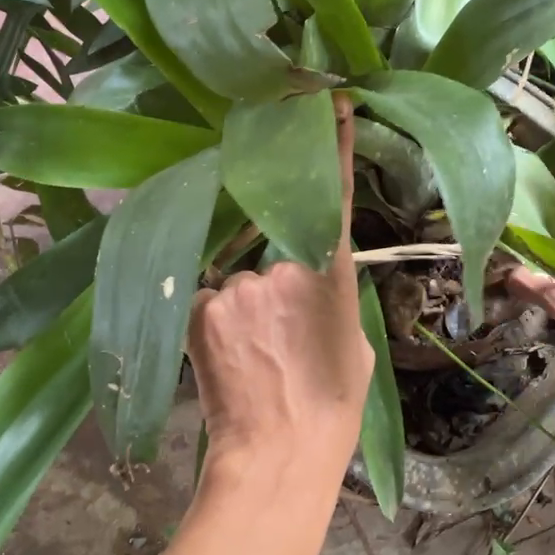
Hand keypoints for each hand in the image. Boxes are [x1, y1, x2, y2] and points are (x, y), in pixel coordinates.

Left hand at [185, 94, 370, 471]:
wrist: (279, 454)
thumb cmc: (332, 405)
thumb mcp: (354, 343)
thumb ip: (334, 296)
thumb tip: (315, 280)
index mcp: (330, 272)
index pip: (333, 194)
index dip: (332, 146)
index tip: (330, 101)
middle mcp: (281, 265)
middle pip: (270, 252)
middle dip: (272, 285)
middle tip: (280, 339)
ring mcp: (237, 285)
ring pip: (235, 280)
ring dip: (243, 309)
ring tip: (255, 357)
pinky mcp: (200, 307)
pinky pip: (206, 298)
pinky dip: (215, 322)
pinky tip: (229, 360)